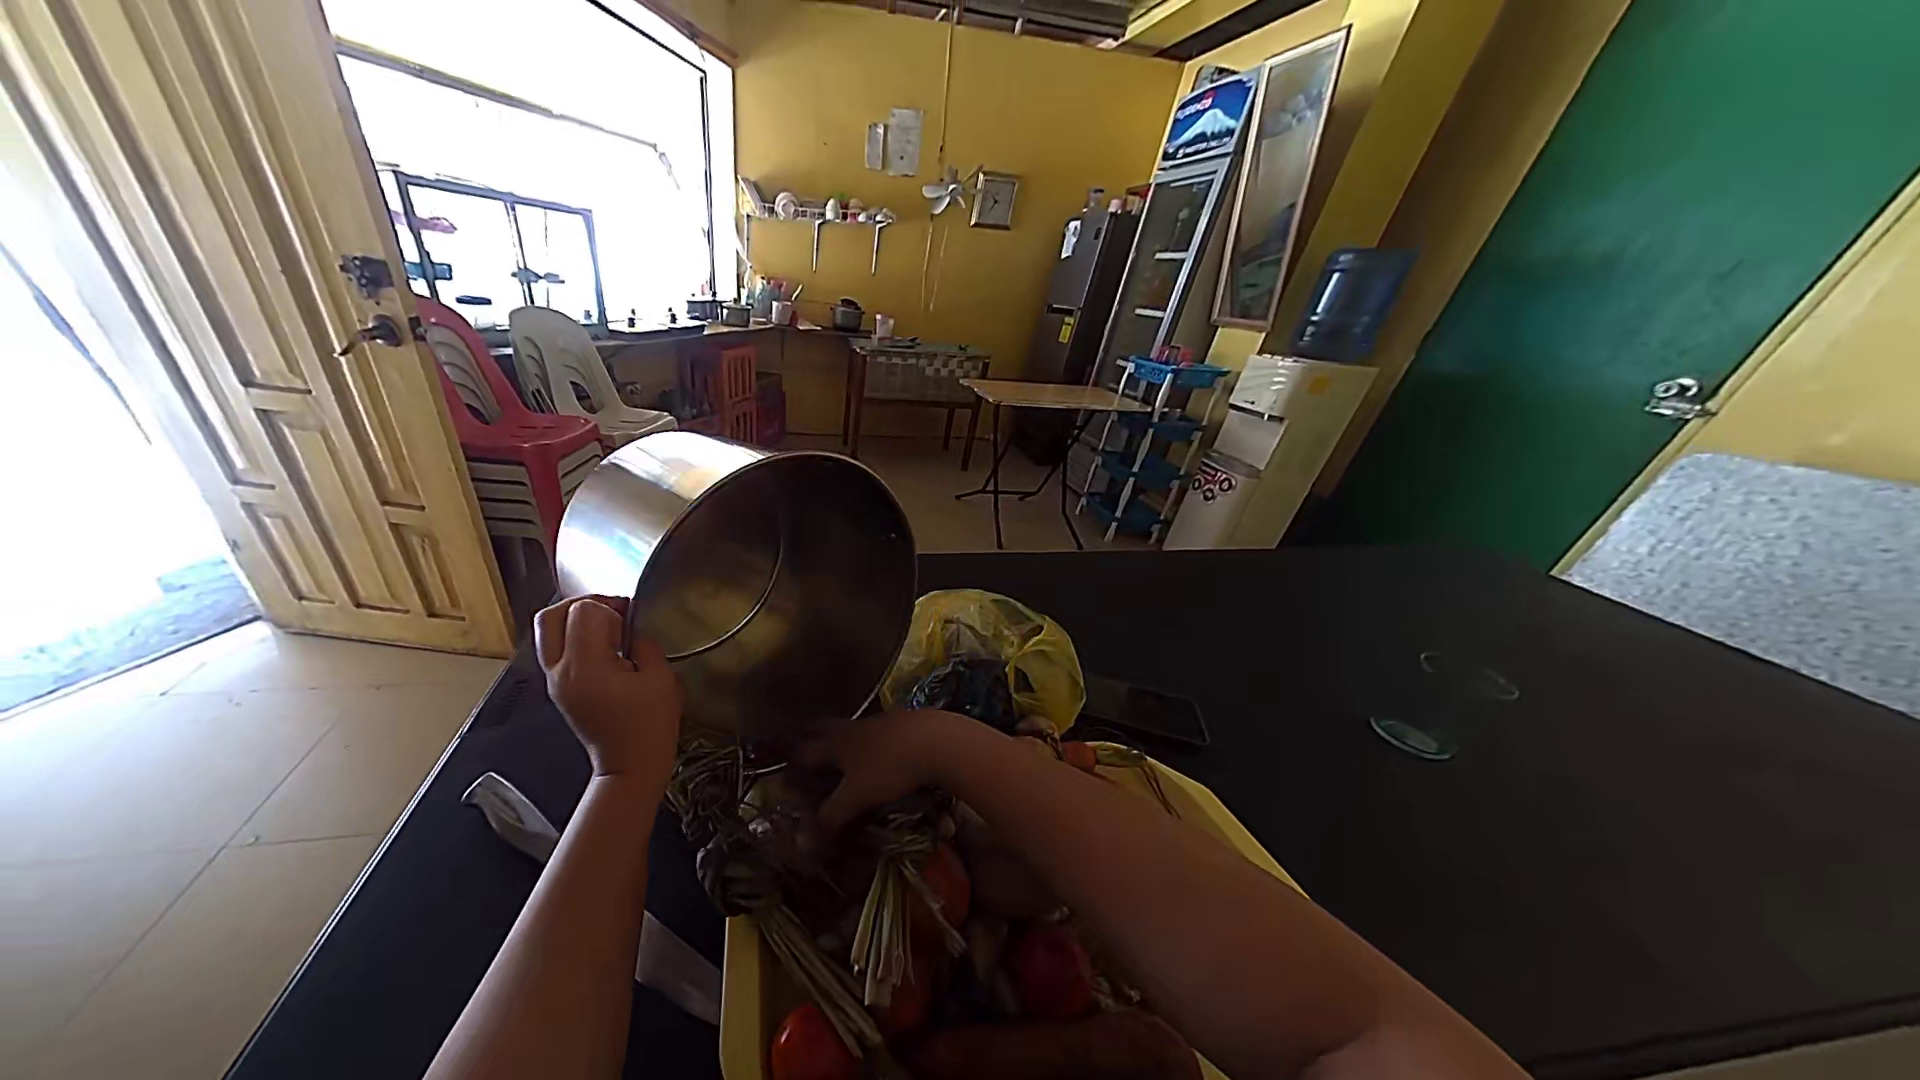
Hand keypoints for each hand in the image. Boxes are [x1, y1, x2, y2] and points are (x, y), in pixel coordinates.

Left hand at [534, 595, 681, 786]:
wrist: (630, 766)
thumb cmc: (649, 726)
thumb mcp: (660, 678)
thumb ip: (644, 644)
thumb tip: (633, 629)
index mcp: (585, 667)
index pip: (583, 612)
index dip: (611, 606)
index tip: (632, 619)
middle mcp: (560, 672)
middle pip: (550, 615)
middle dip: (584, 604)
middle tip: (613, 612)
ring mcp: (554, 682)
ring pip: (548, 631)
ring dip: (577, 621)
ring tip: (609, 630)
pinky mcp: (558, 689)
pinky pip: (556, 649)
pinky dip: (576, 639)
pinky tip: (605, 650)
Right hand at [805, 709, 983, 833]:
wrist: (938, 741)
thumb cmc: (891, 768)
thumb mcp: (857, 796)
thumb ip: (833, 815)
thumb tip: (812, 838)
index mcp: (838, 743)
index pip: (806, 750)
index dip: (794, 762)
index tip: (786, 771)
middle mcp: (856, 727)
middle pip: (825, 726)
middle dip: (813, 736)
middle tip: (806, 744)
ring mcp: (882, 720)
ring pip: (855, 727)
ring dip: (846, 738)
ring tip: (846, 752)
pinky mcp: (907, 721)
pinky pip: (882, 730)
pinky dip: (875, 740)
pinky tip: (885, 751)